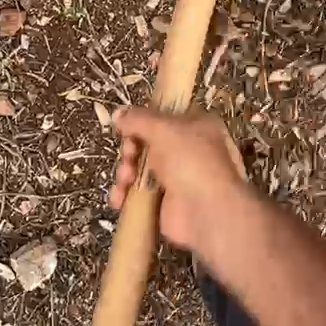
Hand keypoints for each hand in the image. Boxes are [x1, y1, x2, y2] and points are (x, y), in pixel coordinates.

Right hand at [108, 109, 248, 251]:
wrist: (207, 211)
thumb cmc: (190, 161)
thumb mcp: (163, 129)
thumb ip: (138, 119)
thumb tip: (118, 113)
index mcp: (196, 125)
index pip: (162, 116)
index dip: (141, 120)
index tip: (125, 127)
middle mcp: (188, 149)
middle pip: (146, 142)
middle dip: (131, 149)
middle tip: (129, 155)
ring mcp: (177, 176)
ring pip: (139, 167)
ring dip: (126, 172)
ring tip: (126, 181)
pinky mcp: (166, 201)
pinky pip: (139, 192)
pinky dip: (126, 194)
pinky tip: (119, 199)